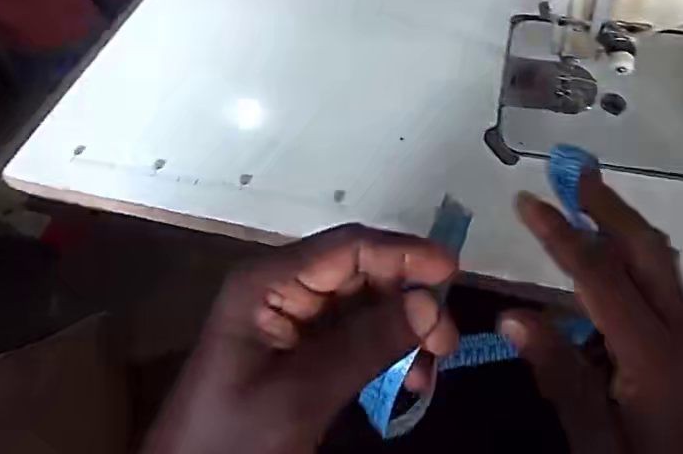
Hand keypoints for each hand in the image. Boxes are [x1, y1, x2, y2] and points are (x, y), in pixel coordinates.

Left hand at [141, 224, 460, 453]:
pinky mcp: (301, 351)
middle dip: (407, 296)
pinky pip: (354, 337)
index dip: (400, 251)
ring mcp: (292, 319)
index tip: (449, 268)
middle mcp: (284, 287)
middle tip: (447, 334)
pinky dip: (385, 353)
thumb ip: (366, 344)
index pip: (347, 248)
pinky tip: (409, 379)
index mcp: (270, 280)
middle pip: (359, 273)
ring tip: (434, 364)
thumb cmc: (234, 439)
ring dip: (402, 329)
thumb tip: (428, 301)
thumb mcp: (301, 394)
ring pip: (362, 305)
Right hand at [504, 168, 682, 453]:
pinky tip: (614, 259)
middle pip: (646, 249)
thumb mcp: (599, 446)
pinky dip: (636, 252)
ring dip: (623, 223)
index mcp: (655, 356)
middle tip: (572, 170)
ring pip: (662, 261)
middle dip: (607, 205)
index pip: (600, 275)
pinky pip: (666, 283)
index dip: (560, 234)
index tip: (527, 200)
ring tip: (588, 198)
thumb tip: (512, 316)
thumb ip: (560, 376)